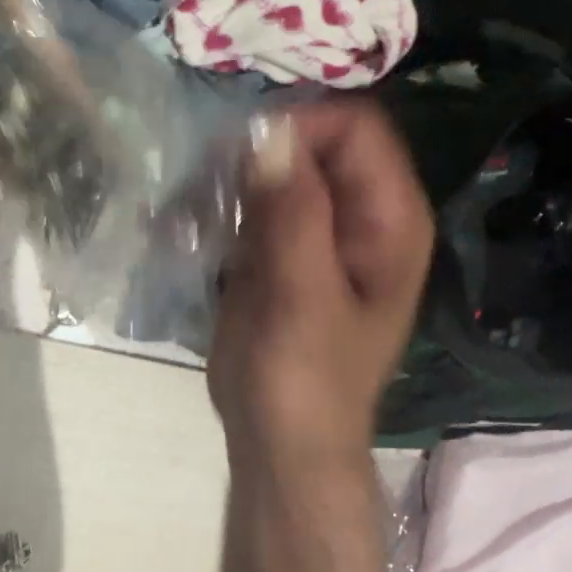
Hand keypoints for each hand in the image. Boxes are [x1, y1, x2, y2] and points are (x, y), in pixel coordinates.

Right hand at [208, 100, 432, 470]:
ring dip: (228, 183)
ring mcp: (311, 242)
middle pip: (312, 149)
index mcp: (387, 220)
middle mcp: (355, 220)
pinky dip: (217, 214)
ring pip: (275, 180)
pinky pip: (248, 217)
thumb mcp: (302, 297)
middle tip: (198, 180)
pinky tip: (184, 228)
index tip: (232, 154)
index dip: (299, 127)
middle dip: (256, 154)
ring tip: (184, 206)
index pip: (355, 131)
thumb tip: (266, 134)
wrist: (281, 444)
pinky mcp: (272, 265)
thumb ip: (293, 215)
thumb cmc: (304, 380)